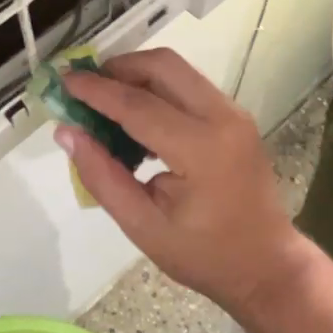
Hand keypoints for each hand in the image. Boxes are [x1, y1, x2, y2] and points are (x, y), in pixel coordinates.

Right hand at [54, 48, 317, 316]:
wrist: (269, 267)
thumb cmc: (205, 255)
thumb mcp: (143, 226)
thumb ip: (102, 176)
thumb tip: (66, 132)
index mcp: (201, 149)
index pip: (137, 105)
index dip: (95, 90)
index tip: (63, 81)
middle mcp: (222, 117)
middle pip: (161, 66)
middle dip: (118, 68)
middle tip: (85, 87)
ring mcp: (233, 112)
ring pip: (176, 69)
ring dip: (137, 74)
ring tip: (105, 100)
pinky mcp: (235, 115)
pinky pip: (188, 84)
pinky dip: (156, 87)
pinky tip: (136, 117)